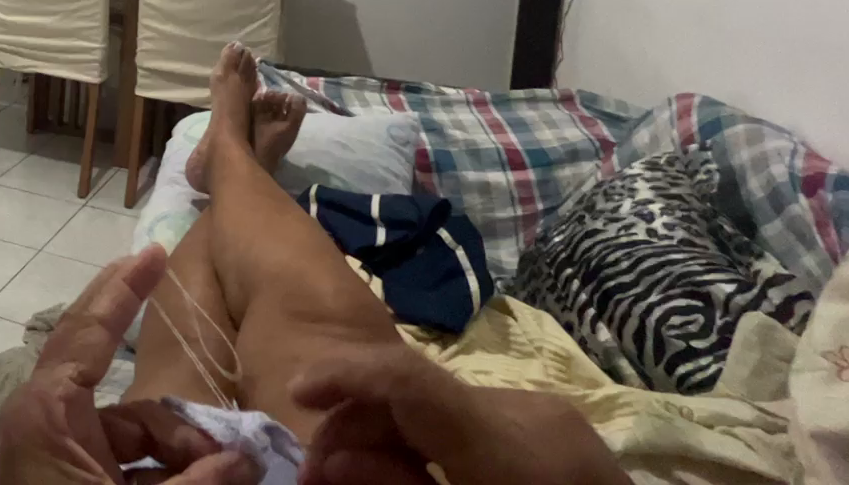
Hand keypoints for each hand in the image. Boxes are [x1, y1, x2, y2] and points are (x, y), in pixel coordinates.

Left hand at [0, 246, 259, 484]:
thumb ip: (193, 482)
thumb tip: (246, 460)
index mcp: (46, 415)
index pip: (88, 329)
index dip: (124, 287)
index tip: (156, 252)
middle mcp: (49, 428)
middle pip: (129, 400)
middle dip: (184, 422)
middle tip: (227, 439)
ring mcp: (60, 463)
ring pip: (135, 443)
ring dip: (183, 462)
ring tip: (227, 479)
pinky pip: (126, 472)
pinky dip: (165, 481)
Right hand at [292, 344, 630, 484]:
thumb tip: (333, 457)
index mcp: (511, 450)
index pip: (408, 378)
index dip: (345, 374)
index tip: (297, 393)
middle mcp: (528, 411)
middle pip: (415, 392)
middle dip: (356, 424)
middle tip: (316, 473)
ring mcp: (545, 416)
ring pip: (438, 404)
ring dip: (388, 434)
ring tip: (350, 475)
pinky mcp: (551, 428)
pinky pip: (467, 422)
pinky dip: (427, 444)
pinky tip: (404, 472)